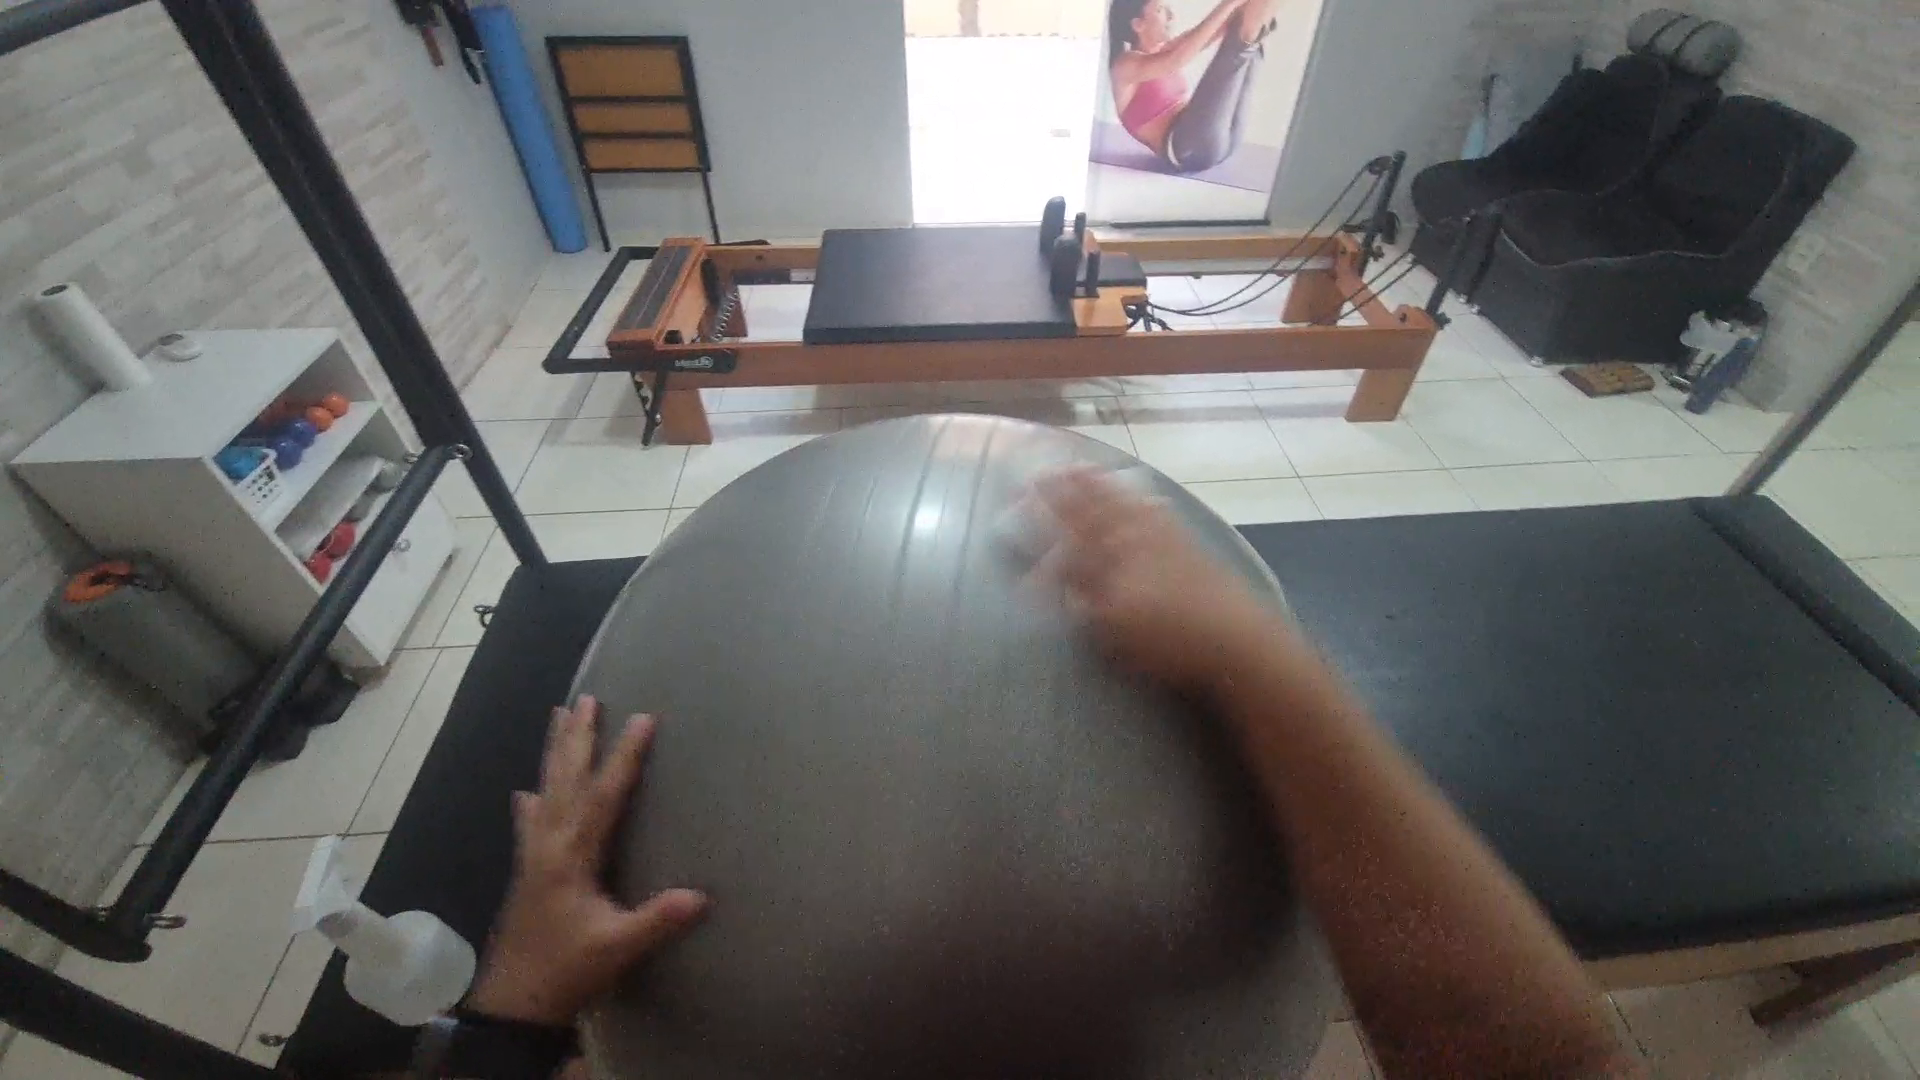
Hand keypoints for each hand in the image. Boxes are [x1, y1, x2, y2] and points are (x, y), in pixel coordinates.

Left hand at [466, 696, 707, 1025]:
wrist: (510, 1008)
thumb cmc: (565, 971)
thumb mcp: (616, 948)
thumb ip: (658, 919)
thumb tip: (703, 896)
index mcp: (573, 855)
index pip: (604, 794)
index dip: (625, 755)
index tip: (642, 718)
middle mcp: (550, 845)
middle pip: (565, 780)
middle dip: (577, 738)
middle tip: (585, 699)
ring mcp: (534, 857)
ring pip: (545, 792)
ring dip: (553, 753)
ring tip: (556, 718)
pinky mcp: (528, 872)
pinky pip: (529, 823)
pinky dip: (529, 802)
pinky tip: (524, 793)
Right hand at [1031, 467, 1290, 695]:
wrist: (1238, 637)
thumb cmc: (1169, 640)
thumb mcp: (1112, 625)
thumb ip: (1079, 595)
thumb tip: (1045, 575)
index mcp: (1111, 556)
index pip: (1068, 527)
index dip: (1044, 510)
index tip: (1021, 493)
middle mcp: (1133, 538)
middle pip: (1093, 507)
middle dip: (1067, 488)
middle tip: (1046, 468)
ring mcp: (1163, 537)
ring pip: (1123, 503)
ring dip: (1100, 485)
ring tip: (1083, 467)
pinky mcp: (1187, 544)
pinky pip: (1158, 513)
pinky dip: (1143, 501)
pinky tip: (1143, 498)